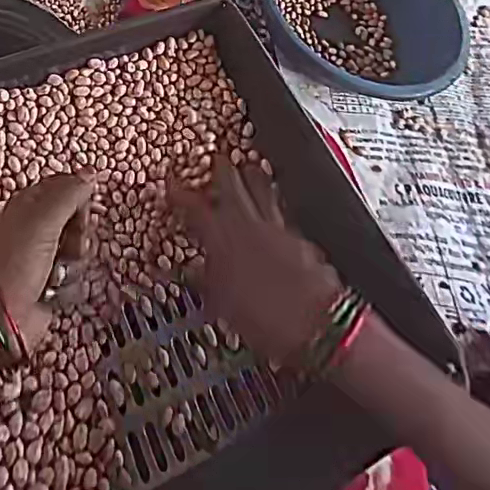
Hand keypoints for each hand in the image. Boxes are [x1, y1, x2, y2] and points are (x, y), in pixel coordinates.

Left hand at [0, 174, 93, 347]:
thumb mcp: (44, 219)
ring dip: (73, 264)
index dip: (80, 199)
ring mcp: (46, 255)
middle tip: (67, 244)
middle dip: (79, 236)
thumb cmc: (18, 261)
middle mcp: (39, 226)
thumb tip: (91, 172)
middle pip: (80, 220)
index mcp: (31, 202)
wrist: (3, 315)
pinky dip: (68, 285)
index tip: (81, 211)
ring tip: (55, 272)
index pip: (69, 187)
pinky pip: (78, 277)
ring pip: (82, 251)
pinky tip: (51, 290)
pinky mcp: (54, 282)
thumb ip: (69, 193)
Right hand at [171, 154, 342, 363]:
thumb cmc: (264, 319)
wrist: (318, 327)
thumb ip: (203, 279)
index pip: (191, 205)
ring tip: (245, 168)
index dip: (178, 192)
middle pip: (229, 179)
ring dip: (249, 174)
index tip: (171, 183)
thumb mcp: (221, 304)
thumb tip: (189, 271)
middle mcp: (245, 222)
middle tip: (213, 161)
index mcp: (219, 236)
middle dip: (218, 167)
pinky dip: (272, 200)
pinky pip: (280, 206)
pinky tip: (271, 206)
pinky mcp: (298, 234)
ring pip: (259, 184)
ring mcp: (274, 224)